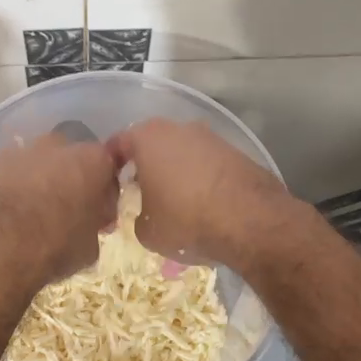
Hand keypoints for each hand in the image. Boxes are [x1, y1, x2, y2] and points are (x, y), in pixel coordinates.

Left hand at [0, 133, 118, 287]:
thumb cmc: (53, 244)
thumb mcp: (89, 247)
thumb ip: (92, 226)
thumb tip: (85, 228)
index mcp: (91, 161)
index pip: (109, 167)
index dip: (105, 193)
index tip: (100, 215)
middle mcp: (57, 146)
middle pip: (71, 160)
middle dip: (72, 182)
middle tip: (67, 214)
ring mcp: (20, 151)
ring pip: (38, 165)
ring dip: (40, 185)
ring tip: (32, 218)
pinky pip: (10, 175)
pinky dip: (12, 190)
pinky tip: (7, 217)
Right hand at [108, 119, 292, 267]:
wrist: (251, 221)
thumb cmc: (186, 220)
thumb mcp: (146, 231)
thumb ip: (137, 216)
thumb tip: (146, 214)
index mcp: (148, 138)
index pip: (118, 144)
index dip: (111, 166)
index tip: (109, 185)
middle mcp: (179, 128)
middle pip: (153, 145)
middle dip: (146, 167)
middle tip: (140, 194)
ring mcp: (212, 138)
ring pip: (183, 153)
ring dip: (176, 173)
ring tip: (174, 202)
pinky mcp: (237, 152)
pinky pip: (208, 165)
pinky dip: (202, 180)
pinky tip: (203, 204)